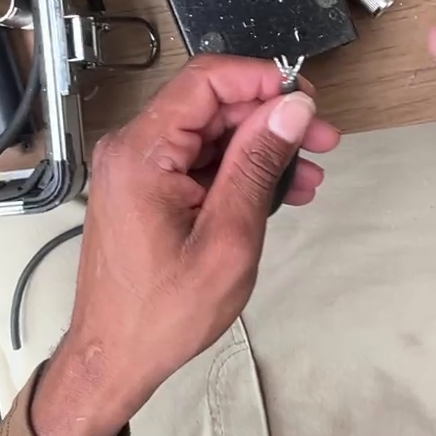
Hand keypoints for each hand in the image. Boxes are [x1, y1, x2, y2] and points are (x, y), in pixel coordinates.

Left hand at [32, 55, 341, 435]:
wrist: (115, 356)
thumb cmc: (161, 313)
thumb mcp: (227, 237)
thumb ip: (258, 165)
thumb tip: (290, 109)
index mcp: (142, 152)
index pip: (205, 81)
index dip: (261, 79)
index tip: (304, 98)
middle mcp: (132, 149)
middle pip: (211, 106)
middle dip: (270, 118)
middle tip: (320, 139)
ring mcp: (137, 169)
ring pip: (210, 135)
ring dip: (260, 149)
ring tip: (306, 175)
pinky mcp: (146, 188)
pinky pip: (198, 162)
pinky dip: (237, 172)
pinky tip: (276, 192)